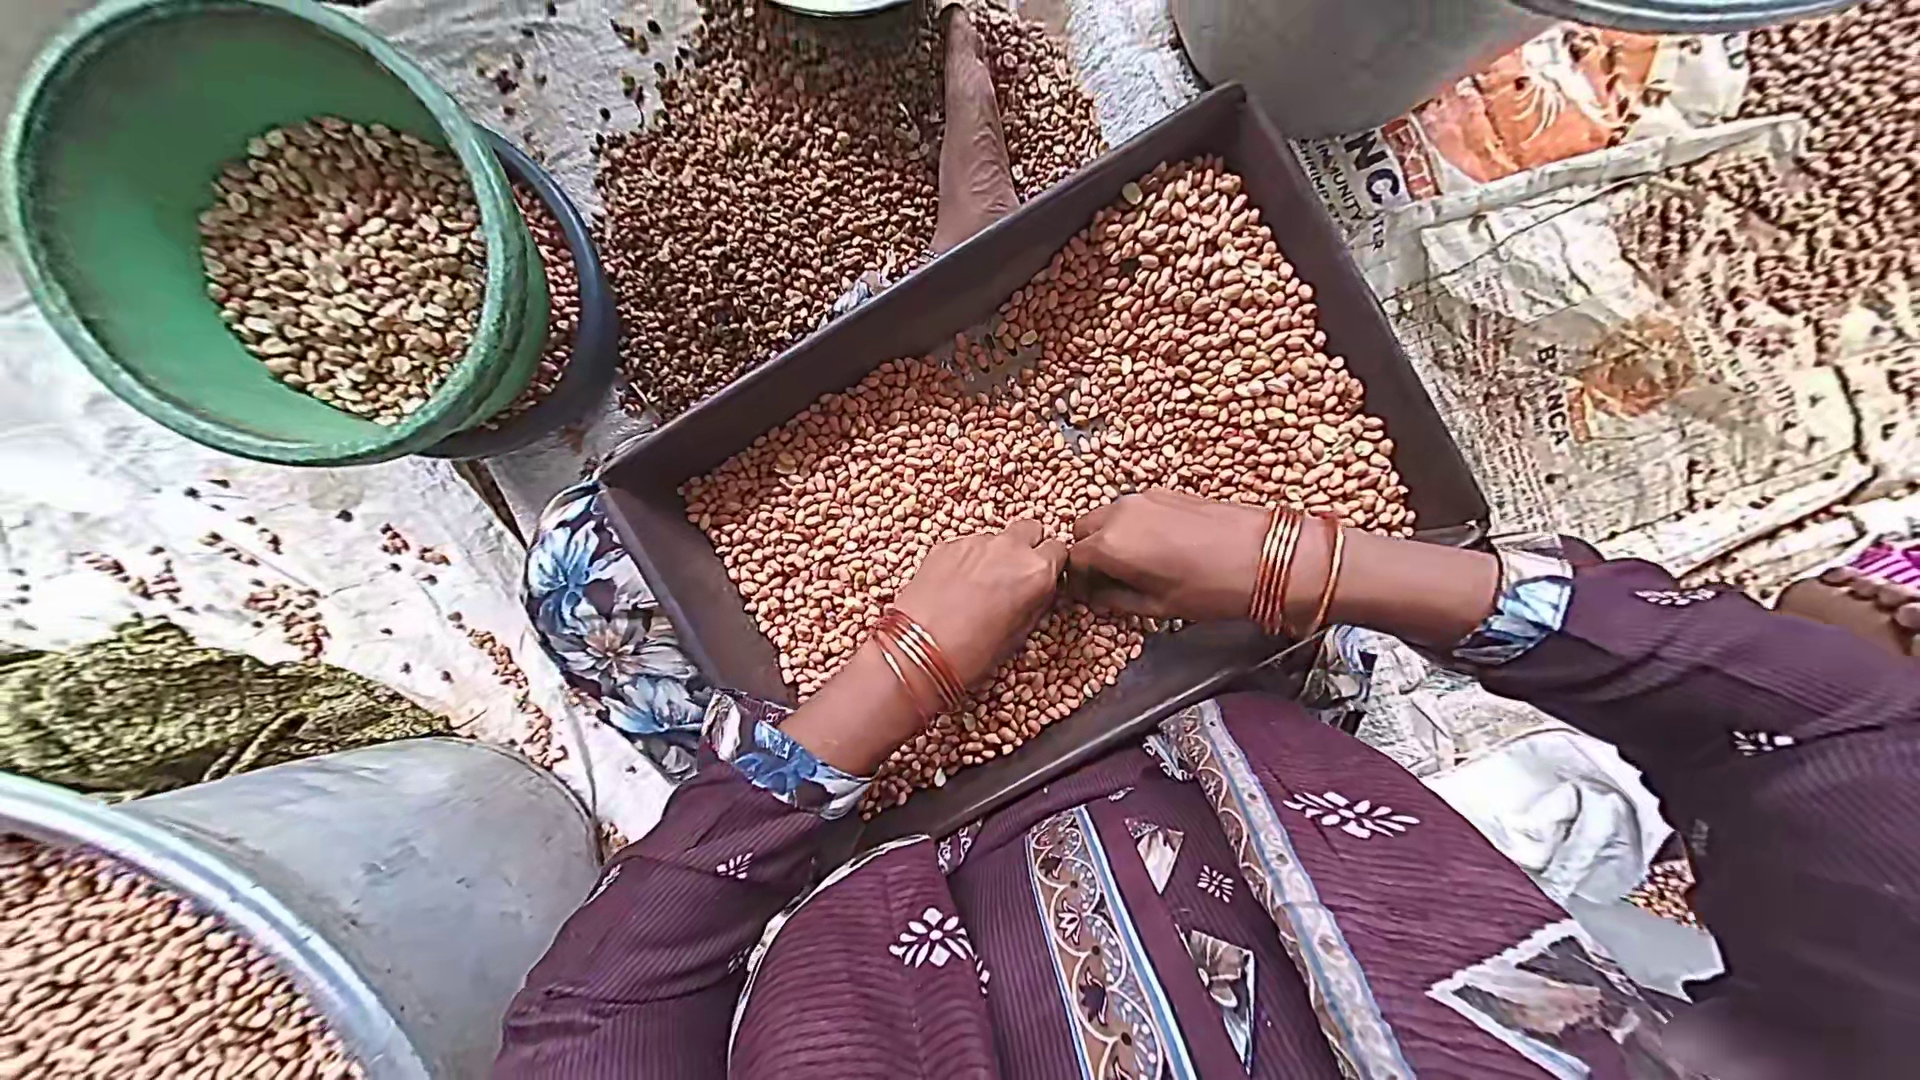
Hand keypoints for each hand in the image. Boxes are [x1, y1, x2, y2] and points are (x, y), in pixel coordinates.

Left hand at [894, 519, 1068, 687]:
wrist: (919, 651)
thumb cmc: (972, 653)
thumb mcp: (1020, 634)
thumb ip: (1036, 602)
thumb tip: (1038, 592)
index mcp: (1036, 570)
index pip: (1059, 549)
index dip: (1051, 564)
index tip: (1043, 578)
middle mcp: (1009, 547)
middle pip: (1030, 529)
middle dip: (1026, 547)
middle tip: (1014, 574)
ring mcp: (975, 542)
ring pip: (996, 537)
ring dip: (994, 554)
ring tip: (978, 586)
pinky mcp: (946, 544)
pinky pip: (966, 545)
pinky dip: (966, 559)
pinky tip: (955, 585)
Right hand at [1067, 489, 1267, 621]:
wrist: (1269, 555)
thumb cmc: (1211, 589)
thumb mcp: (1157, 606)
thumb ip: (1115, 599)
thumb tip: (1096, 595)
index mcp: (1109, 544)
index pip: (1072, 558)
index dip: (1076, 579)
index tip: (1087, 593)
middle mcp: (1118, 513)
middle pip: (1082, 530)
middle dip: (1088, 552)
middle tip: (1107, 577)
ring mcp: (1142, 498)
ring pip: (1106, 515)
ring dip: (1107, 536)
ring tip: (1133, 562)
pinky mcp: (1164, 492)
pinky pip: (1131, 508)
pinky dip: (1129, 525)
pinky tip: (1155, 545)